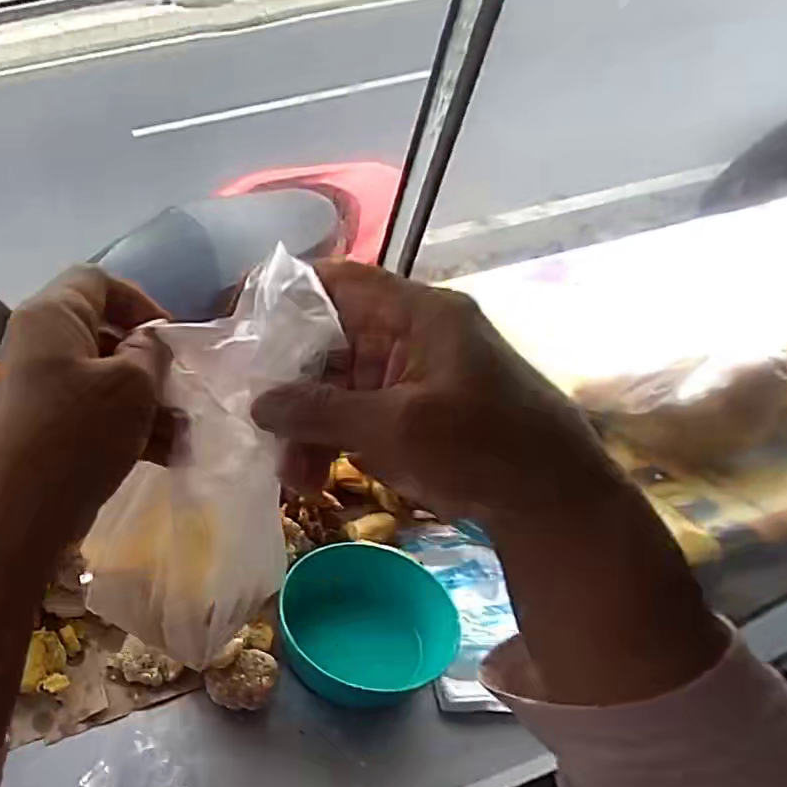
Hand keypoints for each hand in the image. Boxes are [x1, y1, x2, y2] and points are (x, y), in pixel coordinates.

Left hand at [0, 268, 167, 751]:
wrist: (21, 514)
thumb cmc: (78, 433)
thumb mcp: (130, 385)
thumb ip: (151, 352)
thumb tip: (149, 343)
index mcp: (52, 315)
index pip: (99, 282)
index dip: (141, 301)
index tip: (172, 339)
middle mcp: (40, 346)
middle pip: (104, 336)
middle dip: (151, 364)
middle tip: (183, 392)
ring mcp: (40, 392)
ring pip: (103, 382)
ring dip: (147, 404)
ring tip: (184, 436)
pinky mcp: (46, 432)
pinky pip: (92, 416)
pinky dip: (127, 429)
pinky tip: (166, 455)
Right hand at [253, 261, 723, 705]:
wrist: (549, 503)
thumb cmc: (484, 449)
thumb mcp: (396, 426)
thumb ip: (321, 410)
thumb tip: (257, 403)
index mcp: (416, 316)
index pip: (339, 283)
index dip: (285, 292)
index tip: (237, 318)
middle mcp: (404, 339)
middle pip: (323, 343)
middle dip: (285, 385)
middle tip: (253, 420)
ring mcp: (400, 380)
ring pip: (327, 390)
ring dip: (301, 429)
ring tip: (290, 475)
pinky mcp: (398, 416)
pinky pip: (343, 420)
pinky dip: (321, 446)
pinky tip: (307, 479)